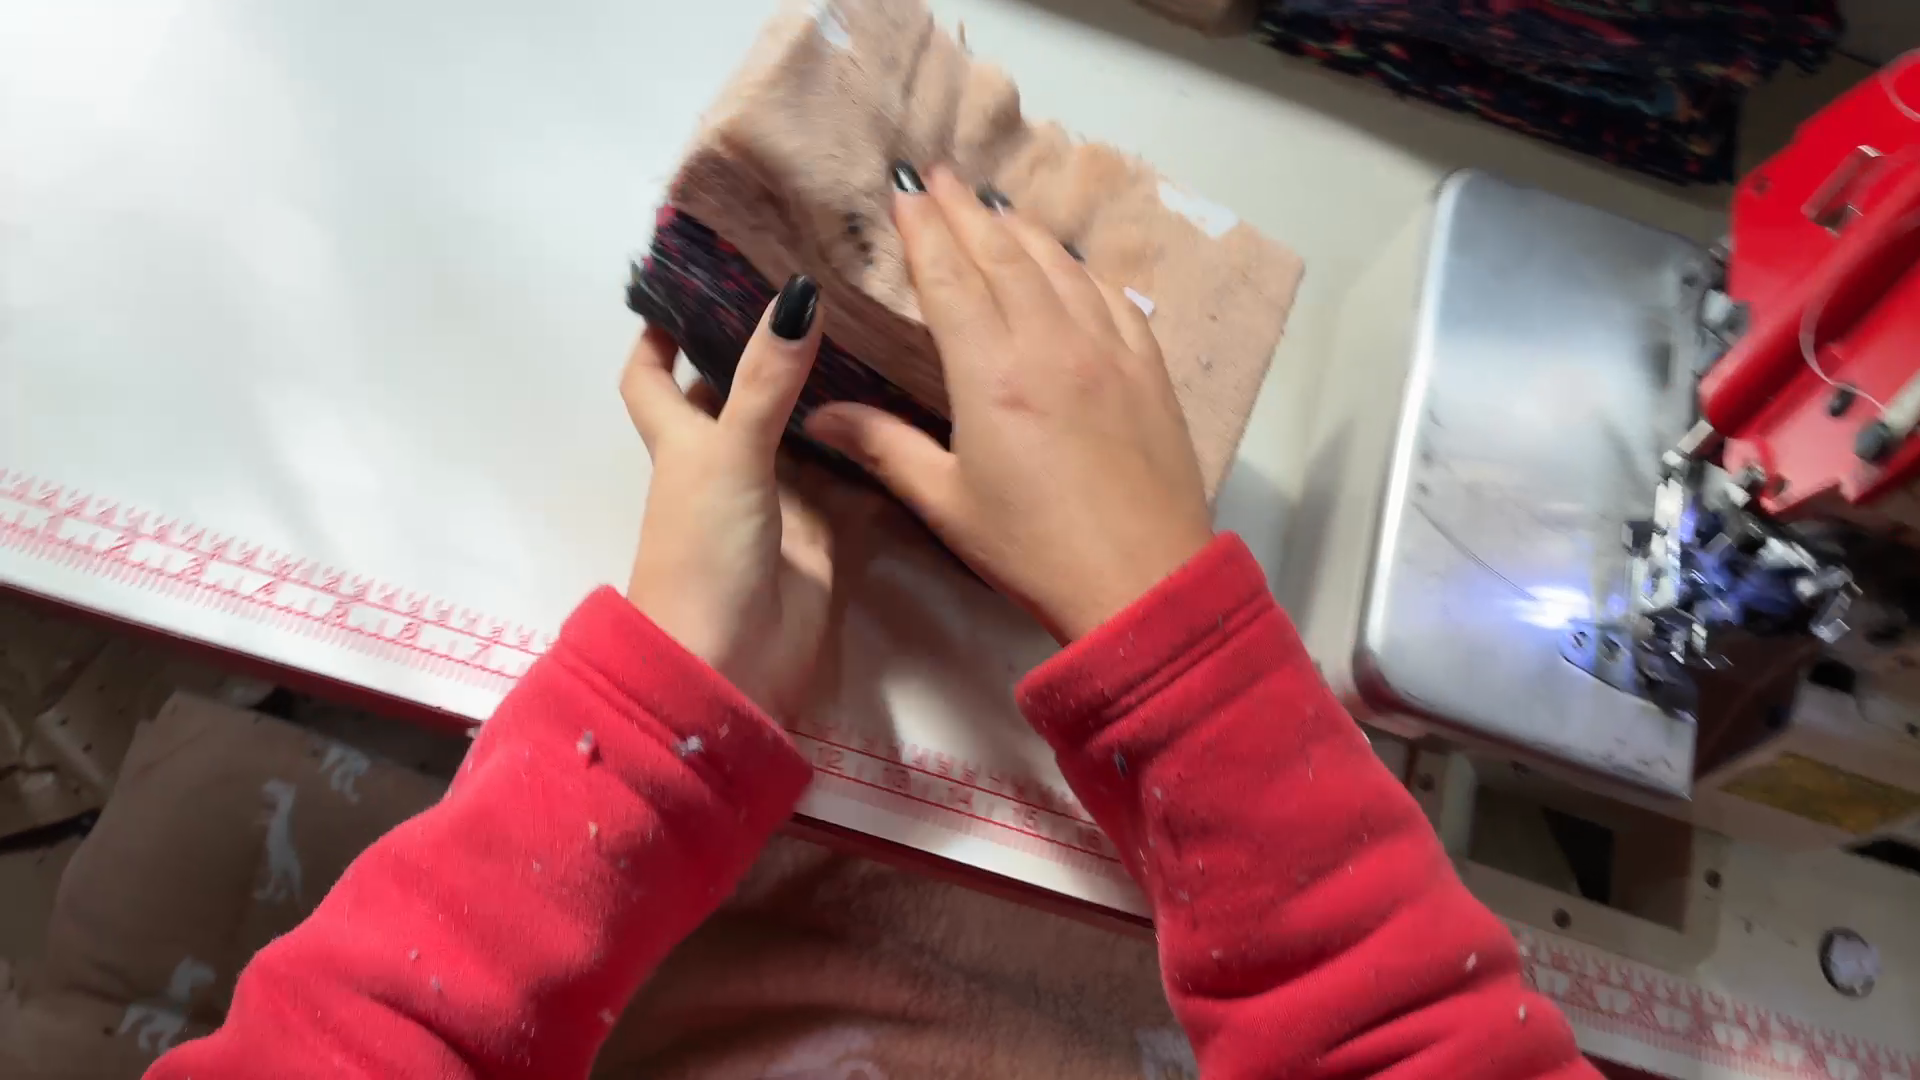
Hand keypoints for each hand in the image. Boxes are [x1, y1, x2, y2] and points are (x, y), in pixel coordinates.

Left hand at [622, 276, 840, 715]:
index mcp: (681, 441)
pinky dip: (866, 448)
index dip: (658, 333)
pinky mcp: (823, 525)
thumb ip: (763, 380)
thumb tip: (799, 294)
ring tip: (866, 330)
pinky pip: (846, 475)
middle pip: (736, 394)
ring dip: (823, 393)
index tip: (690, 281)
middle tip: (812, 288)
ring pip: (798, 432)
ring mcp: (777, 495)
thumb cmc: (706, 548)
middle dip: (761, 348)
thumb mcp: (727, 452)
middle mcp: (725, 461)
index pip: (653, 378)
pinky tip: (898, 407)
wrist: (736, 657)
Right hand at [805, 164, 1213, 641]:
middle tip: (940, 176)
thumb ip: (883, 447)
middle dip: (966, 213)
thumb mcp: (947, 503)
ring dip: (1023, 231)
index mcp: (993, 373)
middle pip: (1003, 257)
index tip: (905, 193)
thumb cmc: (1033, 549)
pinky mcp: (1149, 369)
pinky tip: (1071, 266)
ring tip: (996, 209)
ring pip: (1060, 267)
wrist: (1142, 582)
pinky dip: (1082, 271)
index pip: (950, 280)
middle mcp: (1053, 343)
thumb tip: (818, 414)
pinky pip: (1112, 297)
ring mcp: (1110, 350)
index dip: (923, 232)